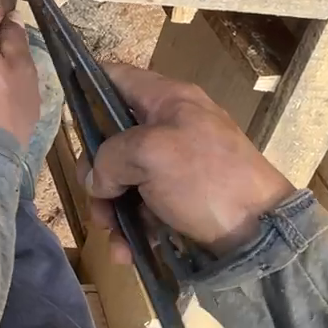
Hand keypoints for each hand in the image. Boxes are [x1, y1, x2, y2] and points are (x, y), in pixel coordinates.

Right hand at [86, 63, 296, 256]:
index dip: (86, 84)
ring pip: (124, 176)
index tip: (64, 108)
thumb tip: (99, 181)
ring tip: (113, 236)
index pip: (116, 76)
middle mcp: (170, 125)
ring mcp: (177, 163)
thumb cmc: (206, 179)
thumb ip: (109, 157)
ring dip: (111, 208)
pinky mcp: (183, 197)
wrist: (263, 235)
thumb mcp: (150, 154)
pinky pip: (144, 205)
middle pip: (112, 136)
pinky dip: (133, 227)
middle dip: (98, 172)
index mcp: (167, 99)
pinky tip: (128, 251)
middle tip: (97, 197)